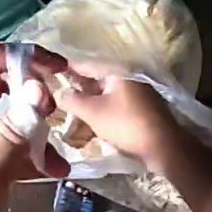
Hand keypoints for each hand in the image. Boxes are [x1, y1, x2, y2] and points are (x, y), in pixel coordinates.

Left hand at [0, 45, 69, 211]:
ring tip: (62, 160)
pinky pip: (11, 149)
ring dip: (40, 134)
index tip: (60, 73)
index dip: (25, 58)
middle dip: (39, 95)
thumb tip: (41, 89)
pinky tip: (55, 174)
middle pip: (5, 87)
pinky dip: (33, 157)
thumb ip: (12, 134)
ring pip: (13, 121)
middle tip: (67, 116)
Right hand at [50, 71, 192, 169]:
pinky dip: (100, 113)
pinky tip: (88, 126)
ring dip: (87, 105)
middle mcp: (127, 76)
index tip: (48, 74)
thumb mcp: (92, 112)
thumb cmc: (126, 124)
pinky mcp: (139, 108)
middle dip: (75, 91)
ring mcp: (135, 92)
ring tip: (69, 116)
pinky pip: (113, 105)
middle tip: (56, 99)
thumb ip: (72, 99)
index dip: (65, 69)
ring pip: (103, 95)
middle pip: (94, 80)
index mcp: (116, 70)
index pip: (84, 63)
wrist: (163, 147)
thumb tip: (59, 91)